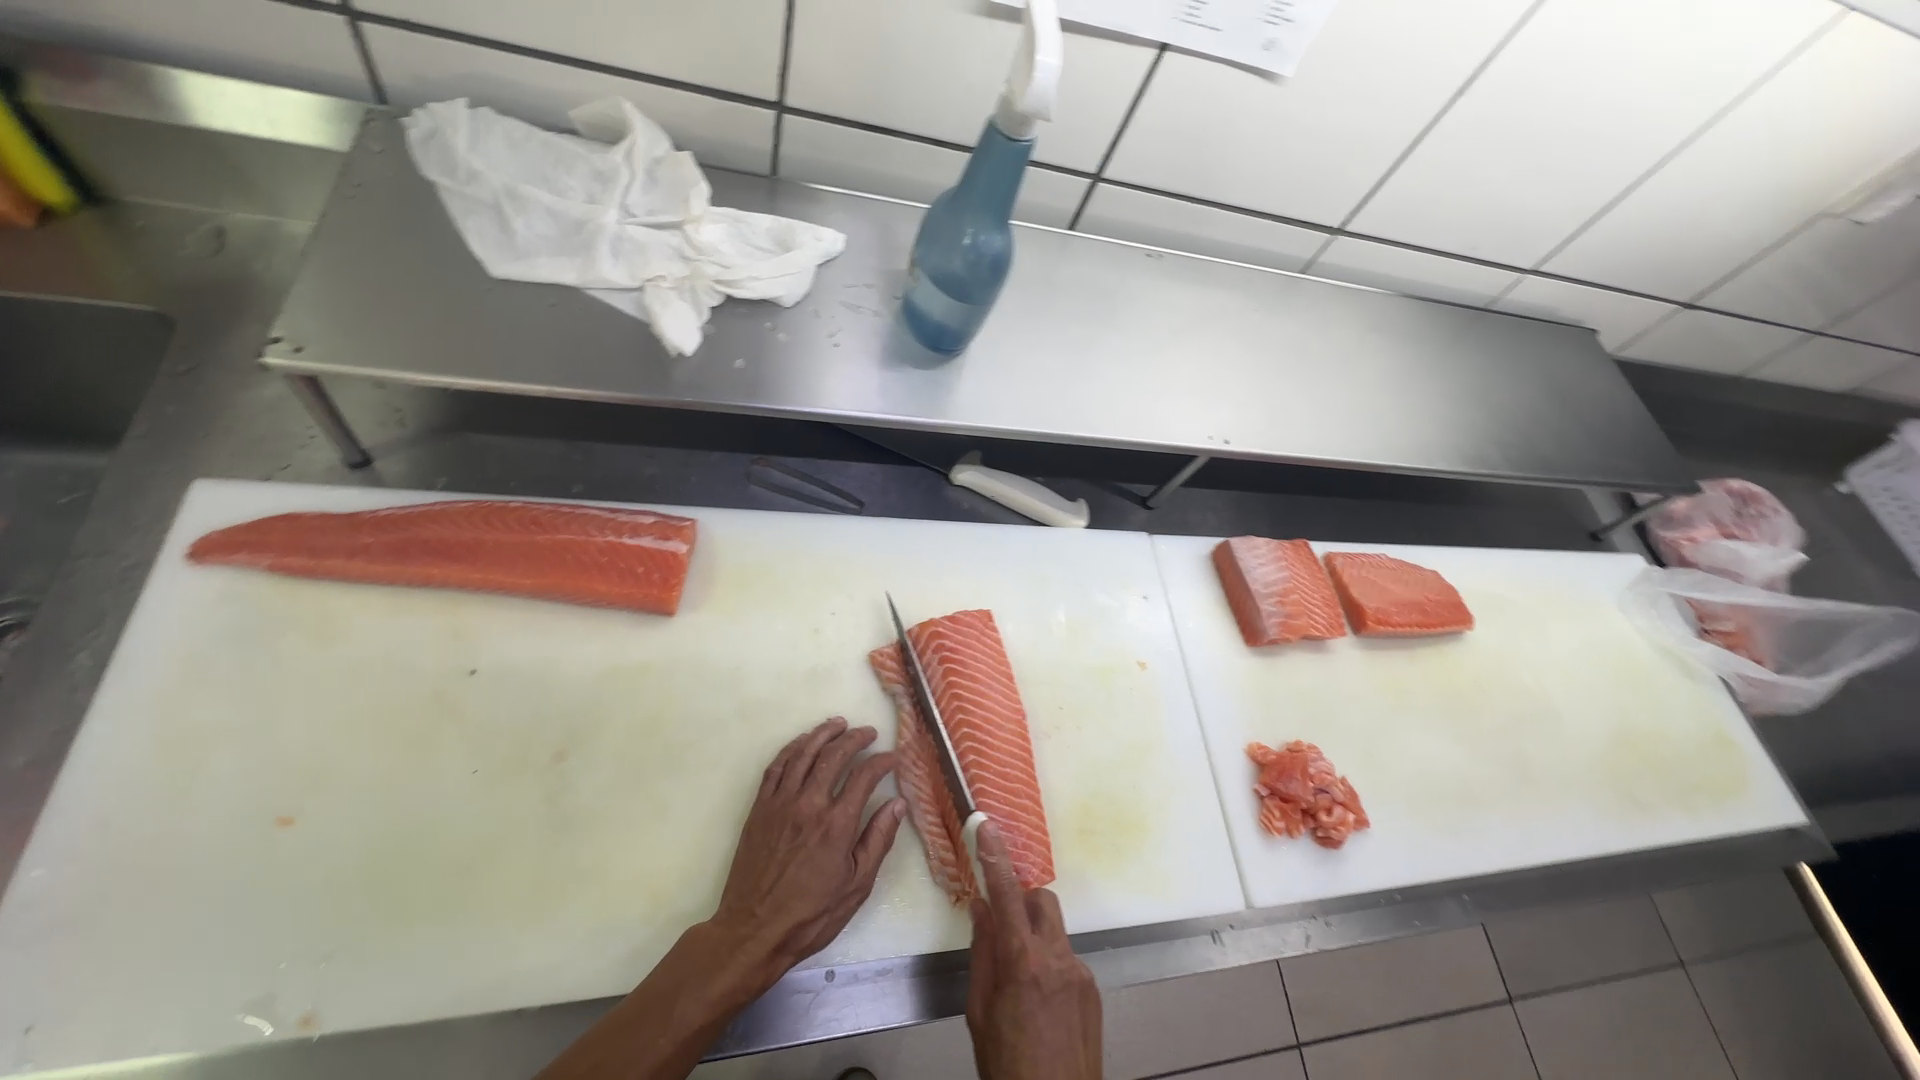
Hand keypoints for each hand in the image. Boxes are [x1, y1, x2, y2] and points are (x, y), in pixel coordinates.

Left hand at [537, 717, 902, 1079]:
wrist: (754, 930)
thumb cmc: (812, 915)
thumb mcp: (857, 886)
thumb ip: (878, 840)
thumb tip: (897, 804)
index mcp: (837, 824)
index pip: (865, 776)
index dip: (882, 762)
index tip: (892, 758)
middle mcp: (809, 804)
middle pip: (834, 755)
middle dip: (855, 739)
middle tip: (868, 732)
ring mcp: (780, 803)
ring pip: (803, 754)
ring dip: (822, 734)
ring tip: (838, 724)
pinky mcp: (760, 808)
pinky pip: (776, 767)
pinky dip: (792, 749)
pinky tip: (803, 744)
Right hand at [966, 821, 1102, 1079]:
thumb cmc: (1007, 1065)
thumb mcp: (979, 1011)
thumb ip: (982, 954)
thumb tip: (981, 910)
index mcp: (1022, 964)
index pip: (1005, 896)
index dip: (995, 858)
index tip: (987, 827)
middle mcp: (1058, 959)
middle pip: (1042, 901)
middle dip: (1021, 900)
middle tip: (1002, 922)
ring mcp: (1080, 973)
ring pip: (1055, 931)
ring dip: (1034, 937)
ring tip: (1018, 979)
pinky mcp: (1093, 989)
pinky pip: (1067, 959)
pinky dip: (1049, 964)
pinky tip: (1038, 1001)